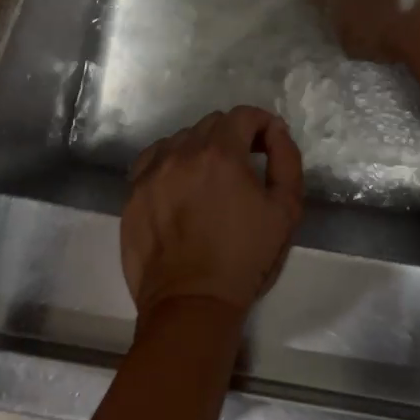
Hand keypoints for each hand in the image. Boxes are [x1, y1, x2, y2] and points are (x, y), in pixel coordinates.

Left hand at [122, 106, 304, 317]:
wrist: (192, 305)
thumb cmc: (244, 258)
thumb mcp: (286, 210)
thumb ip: (287, 160)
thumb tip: (276, 132)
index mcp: (221, 153)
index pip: (243, 115)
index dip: (261, 125)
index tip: (269, 145)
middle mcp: (182, 154)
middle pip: (212, 124)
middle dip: (233, 136)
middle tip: (244, 166)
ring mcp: (152, 174)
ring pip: (181, 140)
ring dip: (201, 148)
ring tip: (210, 180)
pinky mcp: (133, 195)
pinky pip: (153, 160)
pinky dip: (170, 162)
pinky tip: (180, 184)